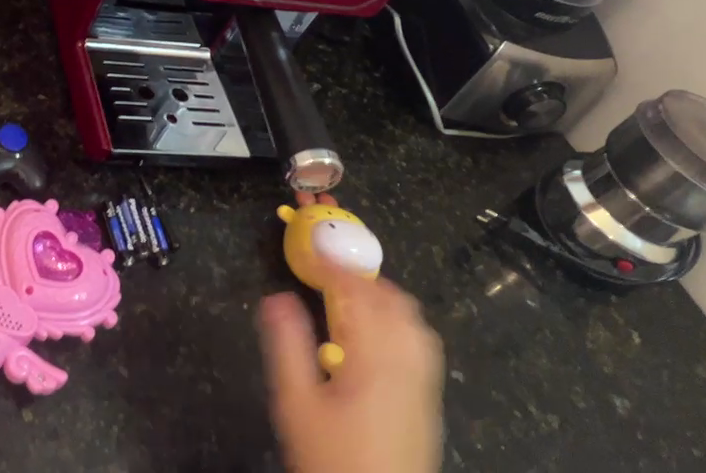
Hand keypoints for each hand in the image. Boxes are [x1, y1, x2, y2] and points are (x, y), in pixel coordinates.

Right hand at [258, 260, 443, 472]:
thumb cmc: (331, 460)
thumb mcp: (296, 404)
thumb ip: (286, 345)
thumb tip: (276, 298)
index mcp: (374, 359)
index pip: (358, 295)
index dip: (335, 268)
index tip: (313, 254)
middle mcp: (407, 365)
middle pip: (396, 304)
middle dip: (364, 280)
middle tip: (331, 275)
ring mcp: (423, 386)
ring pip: (415, 323)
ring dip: (386, 301)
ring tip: (354, 299)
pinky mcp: (428, 405)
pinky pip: (423, 346)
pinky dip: (402, 324)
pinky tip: (379, 337)